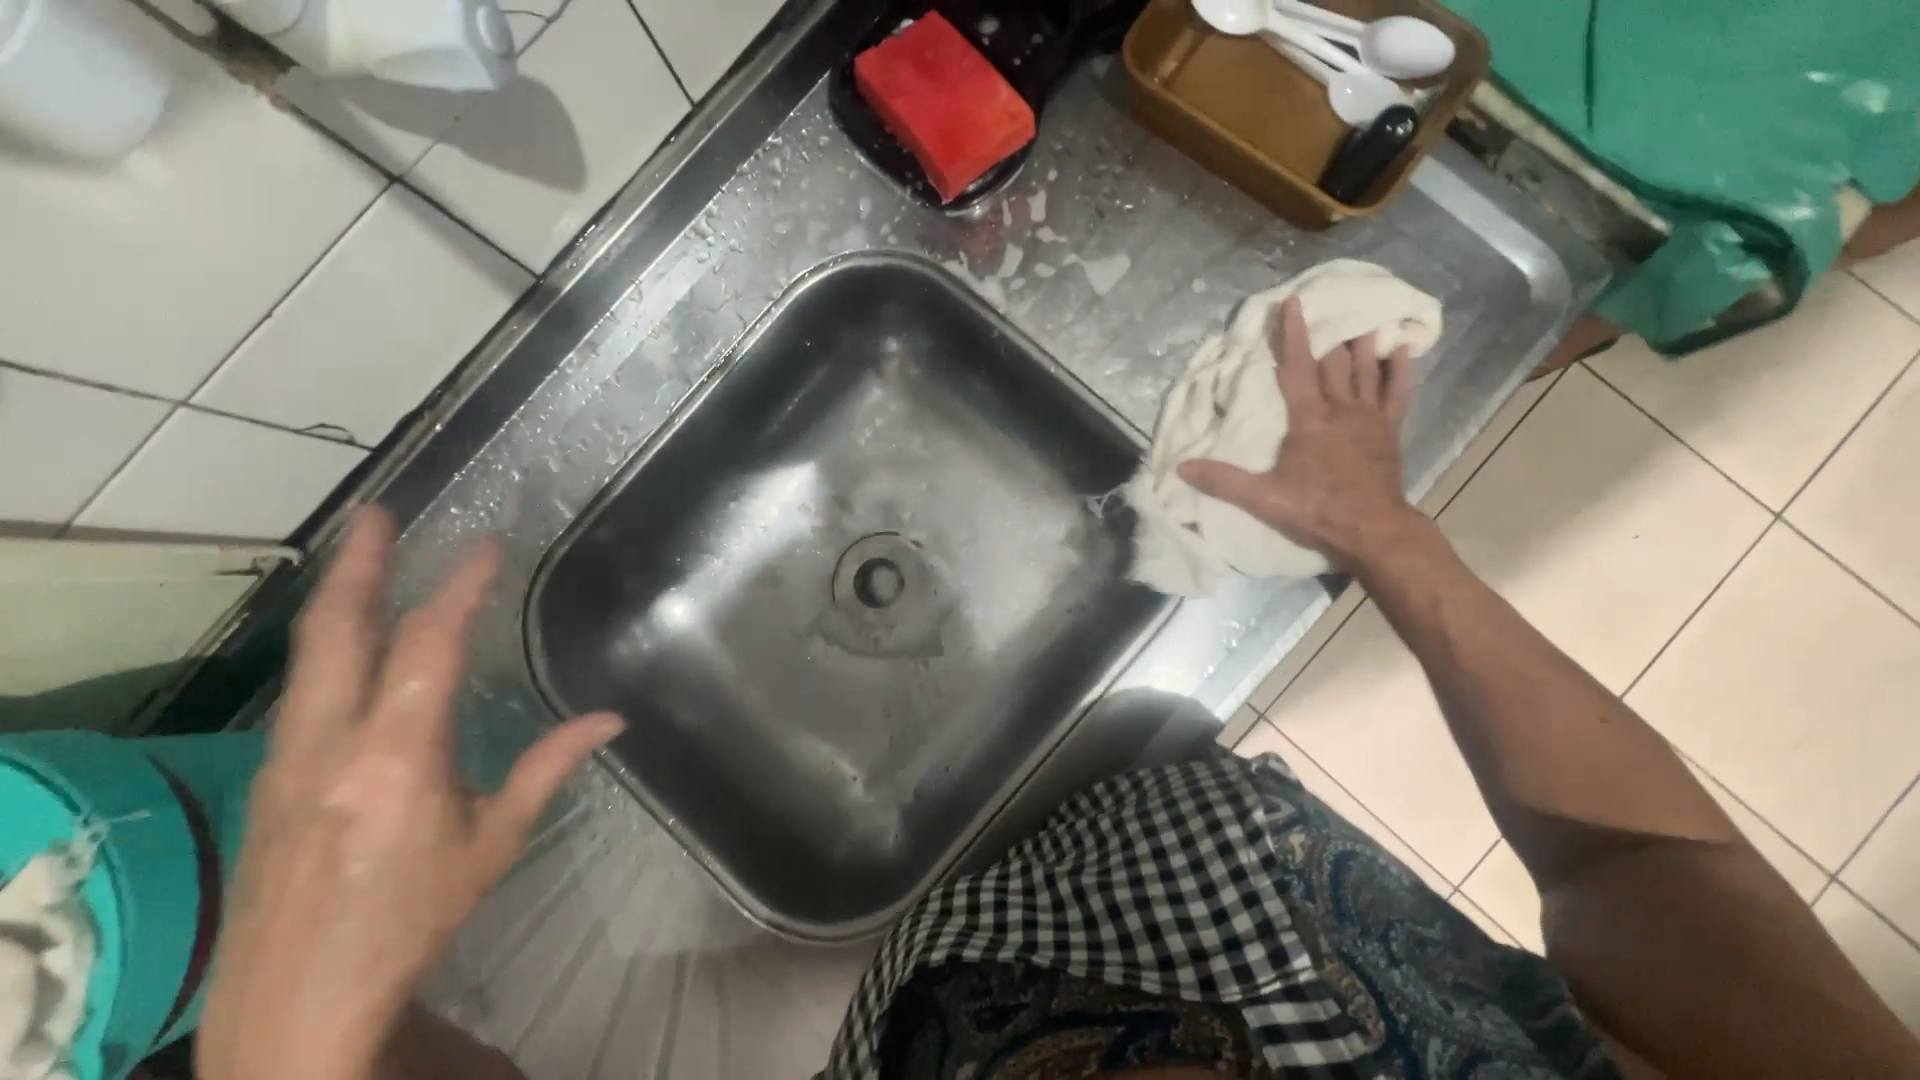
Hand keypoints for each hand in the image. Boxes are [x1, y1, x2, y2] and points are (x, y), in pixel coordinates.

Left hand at [198, 508, 621, 1079]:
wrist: (298, 1000)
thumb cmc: (413, 919)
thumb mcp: (493, 845)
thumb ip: (547, 769)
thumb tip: (611, 718)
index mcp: (397, 756)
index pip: (429, 646)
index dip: (460, 587)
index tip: (486, 544)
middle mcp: (330, 741)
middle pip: (339, 631)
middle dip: (362, 566)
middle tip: (379, 515)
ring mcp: (286, 756)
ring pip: (308, 656)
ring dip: (340, 600)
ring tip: (363, 558)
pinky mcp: (267, 776)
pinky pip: (301, 690)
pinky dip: (328, 648)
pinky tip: (348, 645)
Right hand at [1177, 297, 1427, 571]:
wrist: (1372, 529)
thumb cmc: (1316, 511)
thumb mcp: (1263, 499)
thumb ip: (1223, 481)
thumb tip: (1181, 468)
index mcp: (1309, 420)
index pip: (1298, 368)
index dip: (1294, 334)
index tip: (1293, 303)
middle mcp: (1341, 410)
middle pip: (1334, 363)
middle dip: (1327, 333)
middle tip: (1326, 306)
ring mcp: (1369, 418)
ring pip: (1366, 370)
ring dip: (1363, 344)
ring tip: (1363, 318)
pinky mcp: (1390, 431)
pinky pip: (1398, 393)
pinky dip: (1399, 370)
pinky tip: (1403, 350)